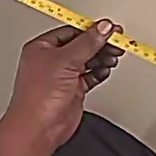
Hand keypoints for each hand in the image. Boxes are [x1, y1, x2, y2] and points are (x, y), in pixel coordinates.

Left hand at [0, 21, 123, 155]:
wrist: (40, 127)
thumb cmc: (39, 96)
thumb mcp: (66, 60)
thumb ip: (87, 43)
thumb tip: (102, 28)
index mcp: (41, 47)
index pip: (71, 31)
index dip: (91, 29)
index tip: (109, 28)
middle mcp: (50, 60)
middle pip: (81, 45)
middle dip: (99, 43)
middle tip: (117, 42)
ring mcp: (61, 76)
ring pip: (87, 60)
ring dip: (102, 57)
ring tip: (114, 56)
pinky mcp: (71, 90)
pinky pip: (90, 76)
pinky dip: (99, 72)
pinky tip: (106, 70)